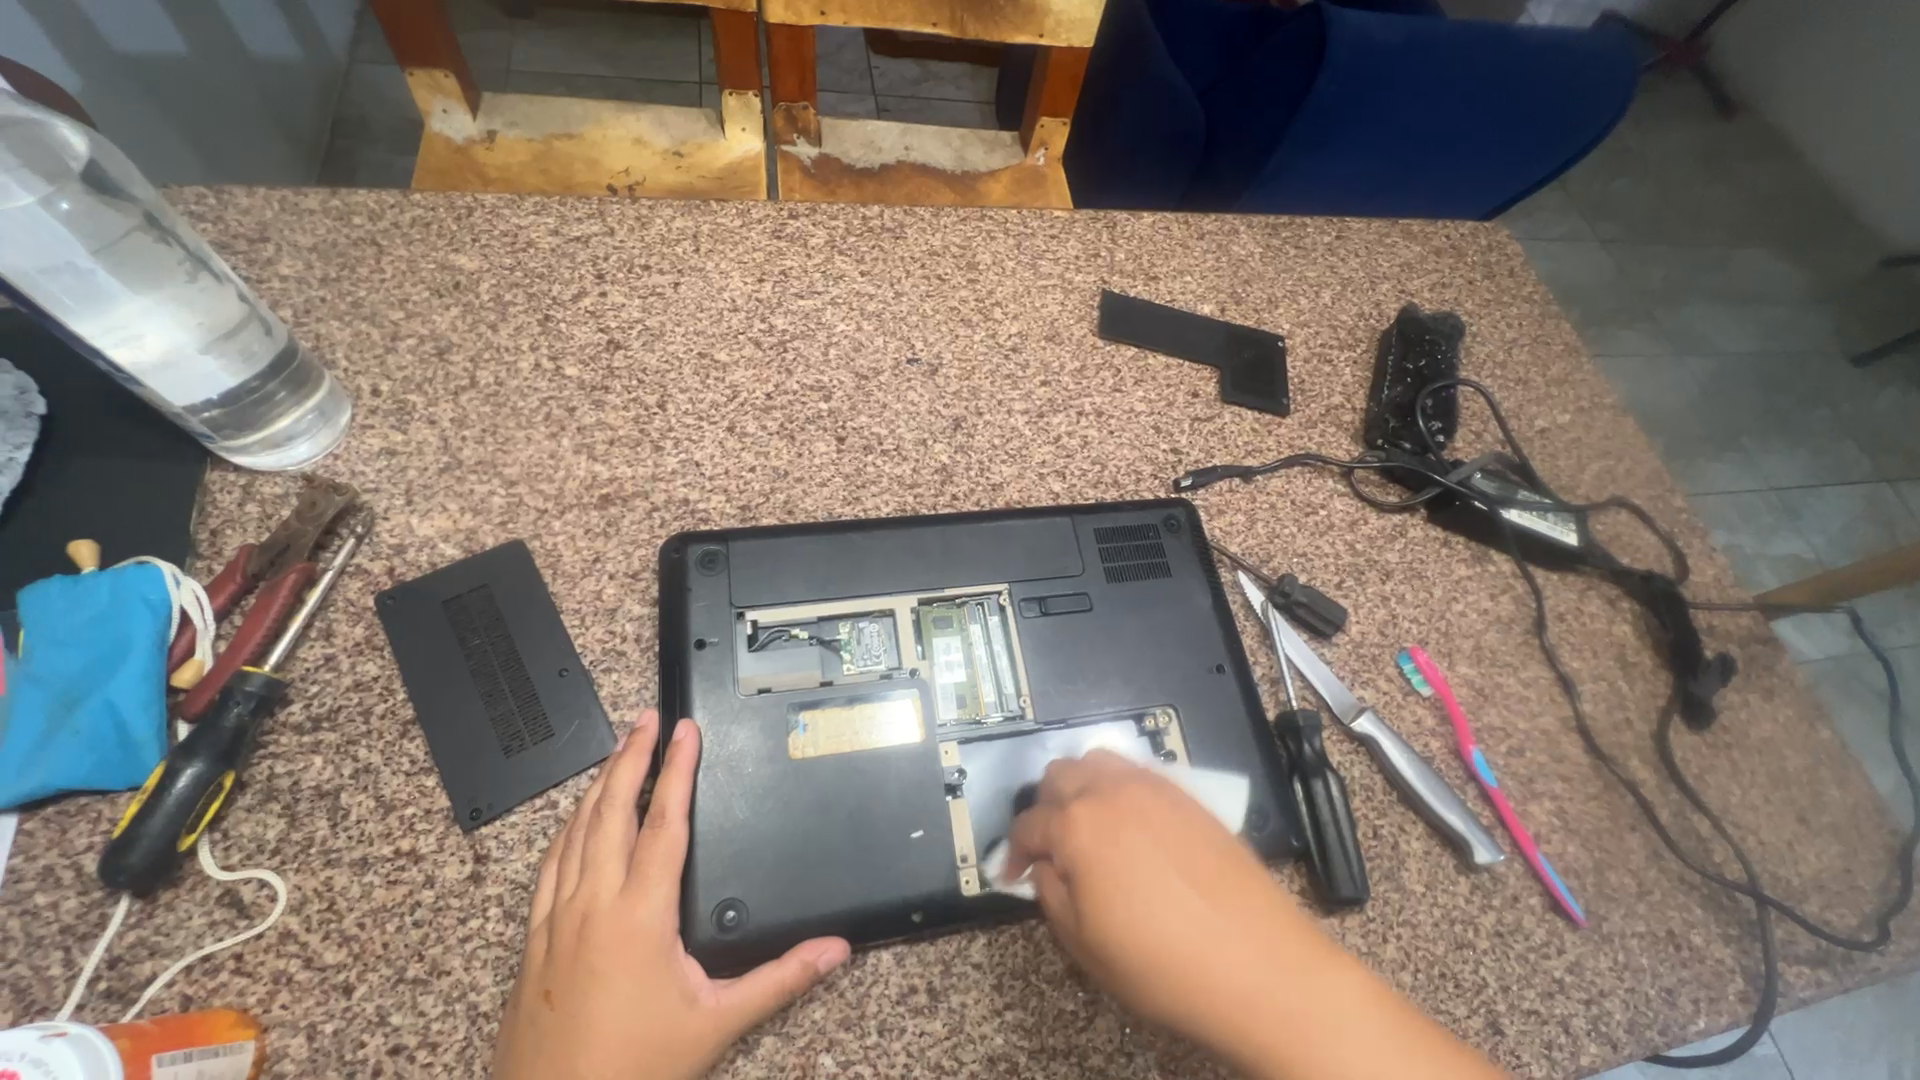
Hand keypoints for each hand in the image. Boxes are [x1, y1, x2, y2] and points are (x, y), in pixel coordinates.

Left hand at [492, 711, 850, 1079]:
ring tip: (617, 750)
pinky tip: (575, 820)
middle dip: (631, 758)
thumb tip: (835, 949)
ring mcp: (555, 921)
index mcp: (640, 915)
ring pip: (575, 831)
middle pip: (611, 810)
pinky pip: (548, 867)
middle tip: (647, 719)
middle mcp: (593, 905)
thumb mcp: (717, 1024)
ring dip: (598, 785)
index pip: (663, 822)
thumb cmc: (631, 1069)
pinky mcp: (532, 941)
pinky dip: (566, 830)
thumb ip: (780, 979)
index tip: (685, 730)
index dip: (677, 770)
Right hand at [1003, 752, 1505, 1079]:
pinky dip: (1118, 787)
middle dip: (1044, 809)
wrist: (1258, 962)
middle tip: (1051, 849)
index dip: (1013, 852)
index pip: (1027, 825)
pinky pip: (1137, 772)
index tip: (1014, 875)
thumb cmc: (1161, 963)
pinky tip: (1129, 825)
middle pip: (1058, 776)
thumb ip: (1050, 894)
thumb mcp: (1084, 944)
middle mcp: (1110, 790)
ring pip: (1098, 761)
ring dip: (1079, 787)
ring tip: (1087, 827)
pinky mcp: (1187, 794)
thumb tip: (1044, 867)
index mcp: (1076, 825)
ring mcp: (1153, 786)